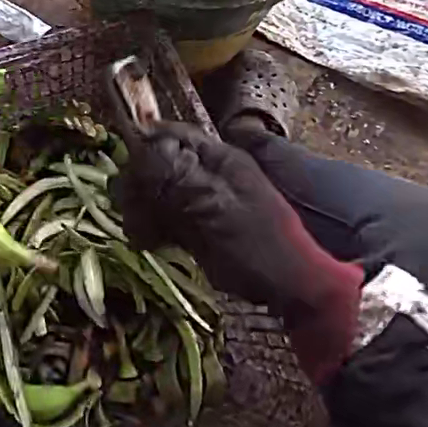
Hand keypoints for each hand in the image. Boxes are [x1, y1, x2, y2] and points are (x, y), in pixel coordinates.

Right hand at [115, 122, 338, 315]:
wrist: (303, 289)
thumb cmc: (265, 245)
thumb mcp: (220, 208)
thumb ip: (179, 177)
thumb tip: (140, 146)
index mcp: (220, 159)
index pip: (171, 137)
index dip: (143, 149)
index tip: (124, 174)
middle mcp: (210, 175)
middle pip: (160, 164)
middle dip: (139, 184)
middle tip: (128, 209)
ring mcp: (206, 202)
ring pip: (159, 192)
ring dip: (142, 207)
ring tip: (137, 230)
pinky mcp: (202, 229)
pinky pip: (167, 218)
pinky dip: (152, 226)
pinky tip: (146, 241)